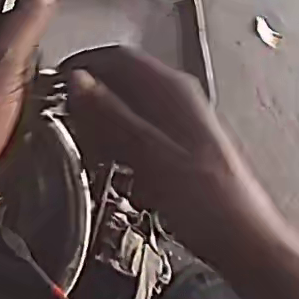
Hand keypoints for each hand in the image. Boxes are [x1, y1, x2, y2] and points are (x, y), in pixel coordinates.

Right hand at [66, 46, 283, 264]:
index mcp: (173, 89)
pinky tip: (114, 167)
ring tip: (84, 147)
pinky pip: (138, 131)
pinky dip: (119, 143)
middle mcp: (178, 97)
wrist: (245, 242)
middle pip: (122, 80)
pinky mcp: (179, 146)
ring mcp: (180, 120)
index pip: (118, 56)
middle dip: (90, 96)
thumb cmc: (205, 201)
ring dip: (102, 122)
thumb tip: (77, 80)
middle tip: (64, 120)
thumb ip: (111, 115)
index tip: (53, 84)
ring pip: (128, 106)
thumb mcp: (149, 155)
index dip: (83, 64)